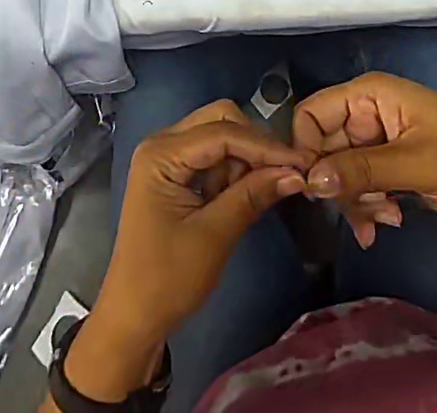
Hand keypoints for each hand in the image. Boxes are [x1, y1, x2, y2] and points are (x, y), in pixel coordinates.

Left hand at [68, 100, 310, 400]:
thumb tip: (296, 173)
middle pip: (219, 120)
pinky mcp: (176, 172)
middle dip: (254, 144)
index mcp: (161, 153)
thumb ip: (252, 196)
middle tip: (283, 174)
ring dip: (245, 158)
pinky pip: (213, 155)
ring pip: (219, 135)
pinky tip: (244, 193)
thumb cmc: (167, 279)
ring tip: (259, 192)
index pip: (222, 132)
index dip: (265, 145)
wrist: (134, 315)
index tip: (303, 161)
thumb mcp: (213, 237)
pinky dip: (233, 169)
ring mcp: (167, 156)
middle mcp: (161, 143)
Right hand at [291, 72, 436, 245]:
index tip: (311, 185)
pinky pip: (358, 187)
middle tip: (358, 211)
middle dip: (336, 183)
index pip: (313, 113)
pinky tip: (387, 224)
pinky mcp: (387, 169)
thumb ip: (362, 170)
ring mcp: (376, 143)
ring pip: (339, 173)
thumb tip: (311, 181)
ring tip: (382, 219)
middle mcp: (366, 114)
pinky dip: (367, 209)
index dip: (306, 147)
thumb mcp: (417, 161)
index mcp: (368, 95)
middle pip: (324, 147)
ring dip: (354, 201)